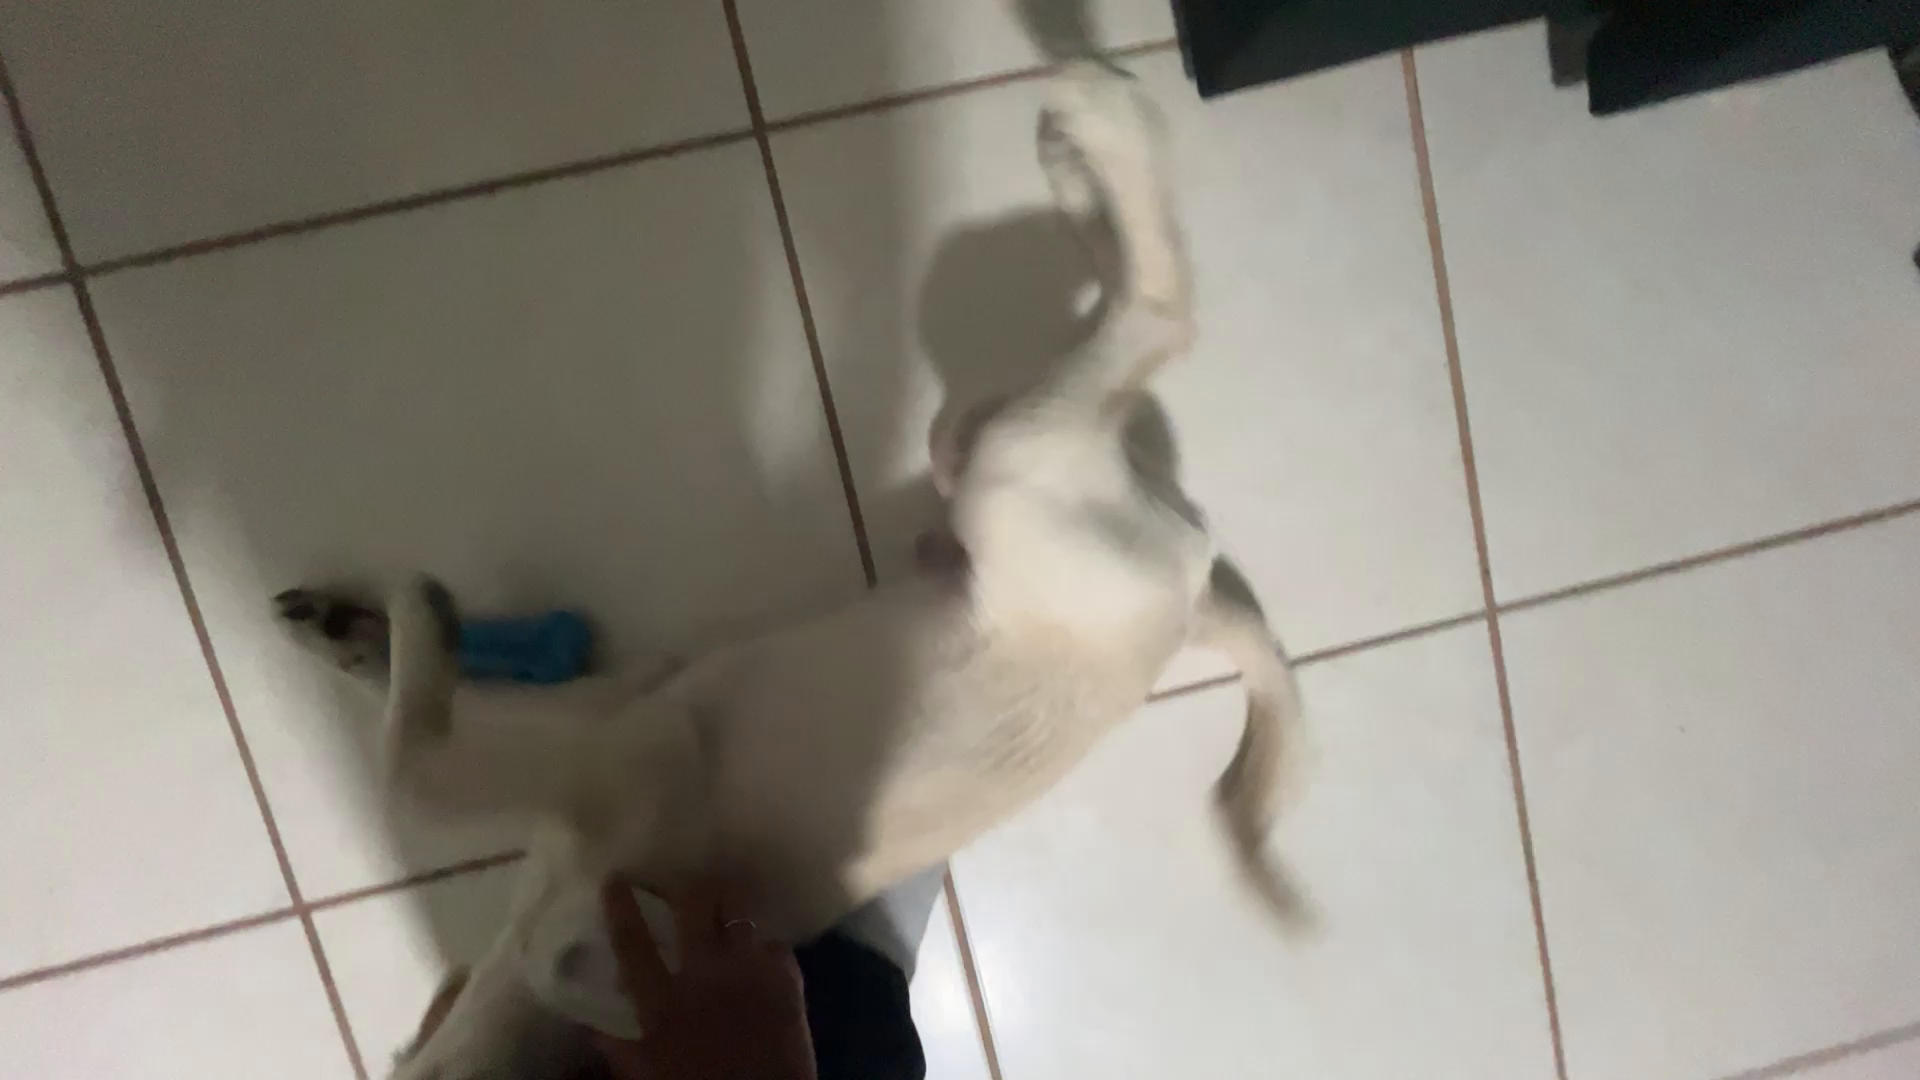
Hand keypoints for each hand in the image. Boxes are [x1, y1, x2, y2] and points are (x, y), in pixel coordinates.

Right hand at [594, 878, 816, 1079]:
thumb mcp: (650, 1074)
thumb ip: (622, 1048)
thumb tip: (595, 1022)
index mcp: (665, 1003)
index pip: (634, 944)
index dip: (622, 907)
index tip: (616, 878)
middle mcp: (706, 972)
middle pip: (694, 903)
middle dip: (687, 884)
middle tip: (684, 882)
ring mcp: (750, 965)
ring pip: (738, 905)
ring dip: (727, 897)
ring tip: (723, 895)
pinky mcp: (785, 969)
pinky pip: (771, 939)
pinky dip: (760, 944)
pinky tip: (758, 951)